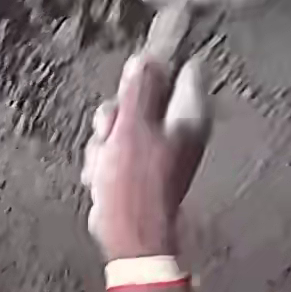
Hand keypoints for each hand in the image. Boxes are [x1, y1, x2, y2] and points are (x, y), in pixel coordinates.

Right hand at [82, 54, 210, 258]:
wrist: (127, 233)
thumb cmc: (135, 183)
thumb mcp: (131, 128)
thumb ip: (139, 90)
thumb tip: (146, 58)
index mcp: (189, 116)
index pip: (182, 71)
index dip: (153, 69)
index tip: (130, 81)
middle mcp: (179, 130)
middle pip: (144, 97)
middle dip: (117, 112)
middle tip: (111, 130)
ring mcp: (159, 149)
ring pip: (123, 123)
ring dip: (105, 138)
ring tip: (104, 161)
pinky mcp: (140, 166)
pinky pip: (116, 147)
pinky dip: (104, 158)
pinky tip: (101, 174)